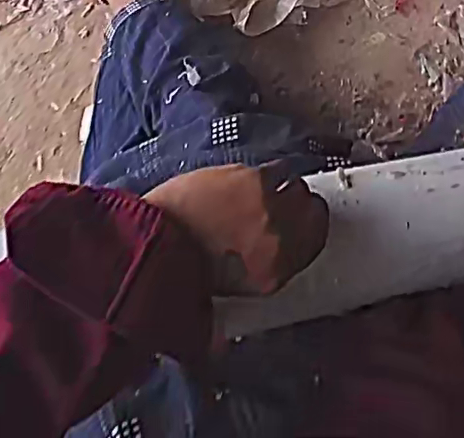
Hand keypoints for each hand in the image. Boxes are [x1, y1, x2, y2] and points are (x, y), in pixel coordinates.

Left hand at [144, 162, 329, 294]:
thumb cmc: (180, 272)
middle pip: (311, 209)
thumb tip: (260, 280)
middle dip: (302, 204)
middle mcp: (277, 235)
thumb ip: (252, 282)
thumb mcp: (224, 295)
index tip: (306, 222)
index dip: (312, 229)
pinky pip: (272, 168)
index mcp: (273, 272)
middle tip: (290, 201)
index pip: (313, 244)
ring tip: (267, 188)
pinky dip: (265, 173)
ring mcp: (265, 202)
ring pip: (294, 184)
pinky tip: (248, 178)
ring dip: (285, 184)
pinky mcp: (247, 175)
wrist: (150, 244)